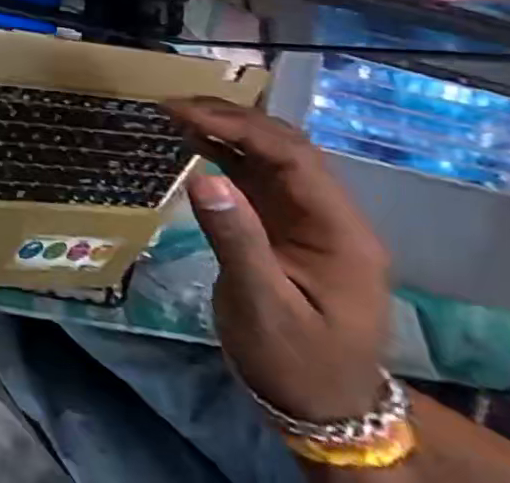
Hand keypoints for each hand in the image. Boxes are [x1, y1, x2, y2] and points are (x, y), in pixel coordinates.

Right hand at [166, 97, 391, 421]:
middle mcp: (329, 216)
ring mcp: (307, 219)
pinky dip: (223, 151)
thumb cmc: (294, 358)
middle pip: (287, 147)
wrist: (320, 403)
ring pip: (271, 155)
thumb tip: (202, 179)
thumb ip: (237, 240)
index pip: (293, 158)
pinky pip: (256, 175)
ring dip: (227, 129)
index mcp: (340, 233)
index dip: (238, 127)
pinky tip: (191, 139)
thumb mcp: (261, 305)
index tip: (180, 113)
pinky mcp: (282, 225)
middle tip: (170, 105)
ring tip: (174, 113)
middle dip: (231, 118)